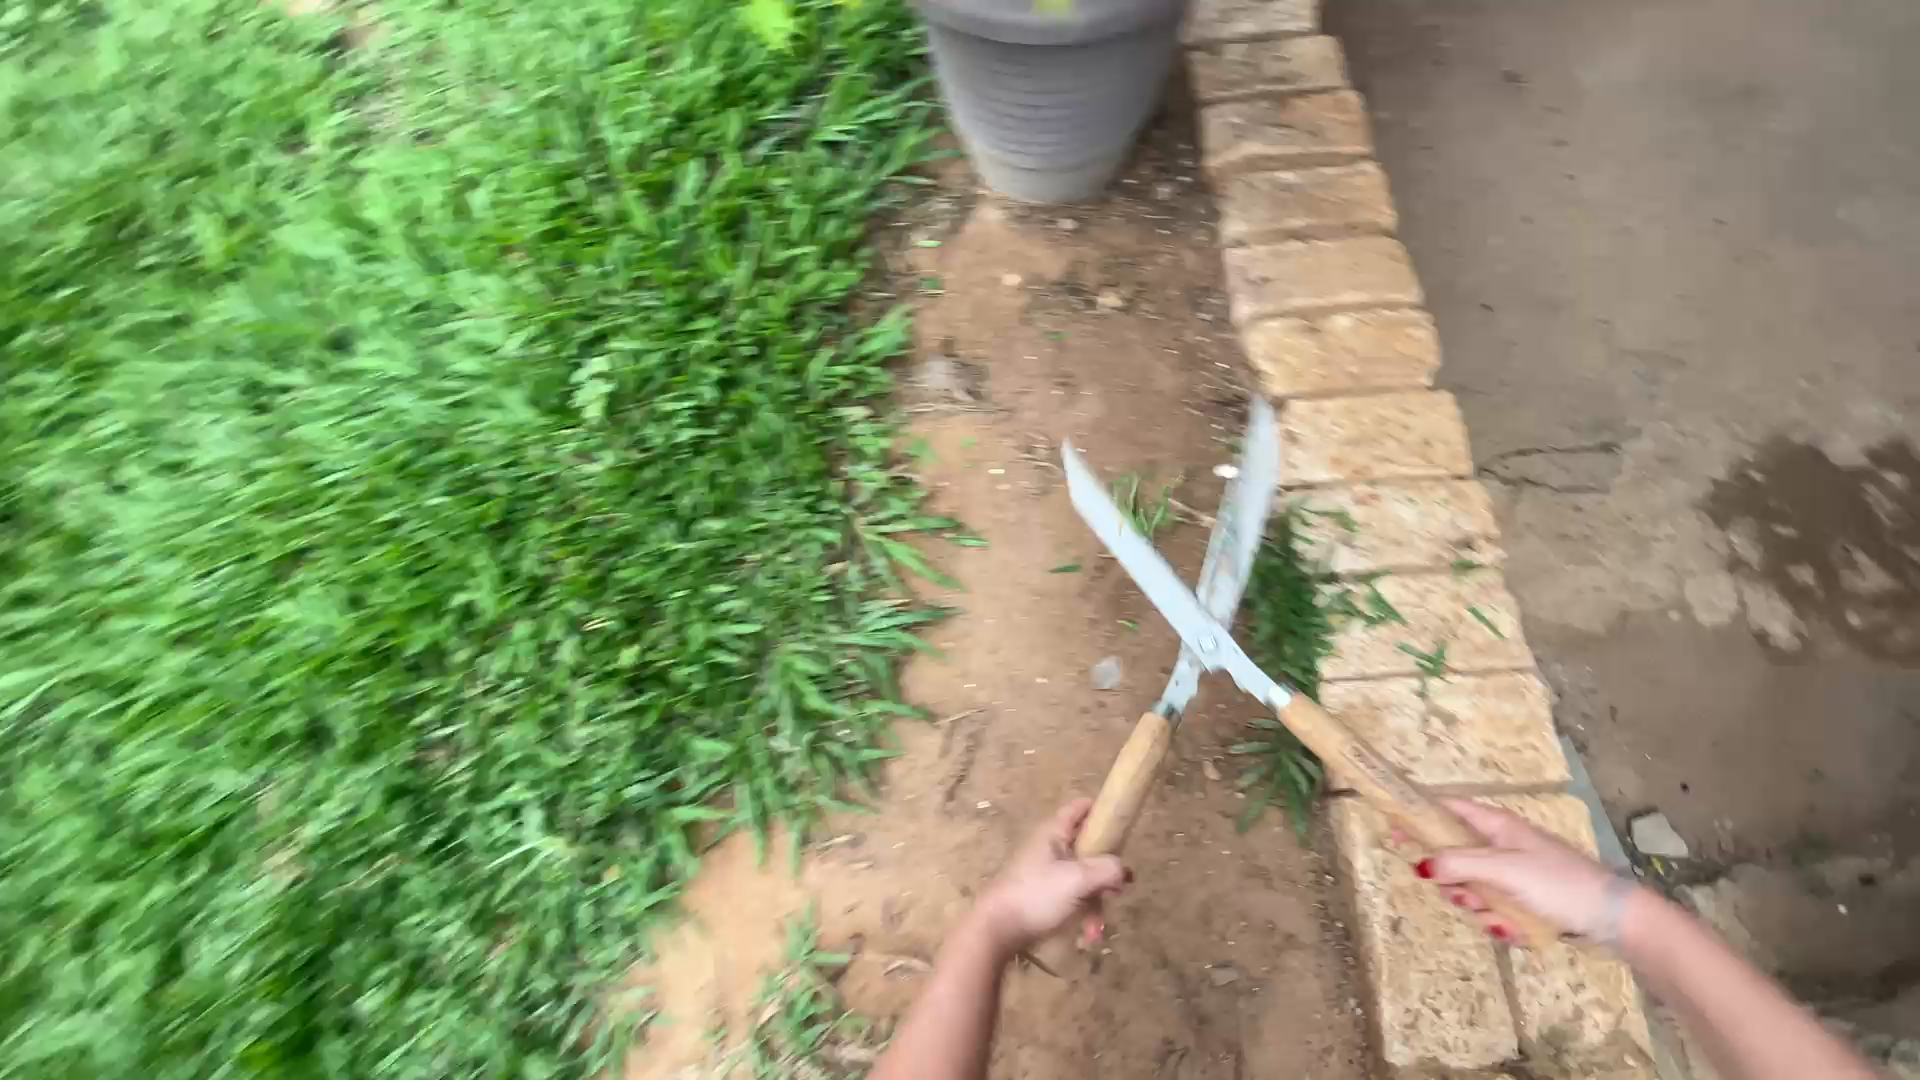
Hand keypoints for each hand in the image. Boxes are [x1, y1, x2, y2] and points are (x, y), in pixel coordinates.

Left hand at [970, 798, 1130, 954]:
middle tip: (1117, 889)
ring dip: (1096, 901)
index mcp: (1054, 831)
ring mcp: (1048, 871)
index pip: (1080, 808)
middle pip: (1089, 847)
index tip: (1123, 825)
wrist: (997, 927)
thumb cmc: (1036, 894)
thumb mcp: (1076, 879)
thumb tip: (1124, 869)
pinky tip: (1088, 934)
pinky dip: (1084, 913)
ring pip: (1085, 877)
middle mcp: (1051, 846)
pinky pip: (1074, 897)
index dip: (1102, 811)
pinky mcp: (1046, 894)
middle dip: (1106, 871)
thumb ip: (1105, 869)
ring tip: (1098, 926)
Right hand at [1419, 798, 1640, 942]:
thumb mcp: (1502, 869)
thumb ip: (1457, 864)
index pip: (1443, 808)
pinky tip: (1514, 930)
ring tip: (1495, 917)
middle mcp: (1500, 843)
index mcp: (1494, 824)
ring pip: (1472, 885)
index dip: (1415, 816)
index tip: (1394, 835)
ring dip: (1476, 905)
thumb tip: (1419, 865)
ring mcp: (1514, 872)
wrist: (1617, 920)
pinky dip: (1499, 920)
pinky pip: (1495, 907)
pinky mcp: (1526, 899)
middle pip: (1453, 854)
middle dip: (1453, 879)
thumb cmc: (1557, 883)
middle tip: (1459, 894)